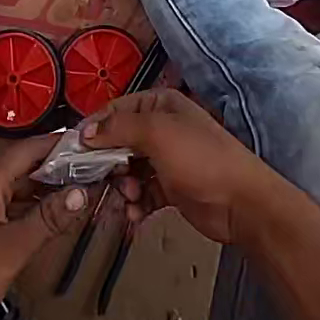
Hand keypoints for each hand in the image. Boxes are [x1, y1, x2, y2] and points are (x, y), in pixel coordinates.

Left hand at [0, 132, 95, 319]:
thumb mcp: (12, 248)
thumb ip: (47, 219)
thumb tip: (82, 191)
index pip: (29, 149)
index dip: (59, 143)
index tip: (90, 142)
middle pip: (27, 165)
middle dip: (60, 165)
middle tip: (97, 166)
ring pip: (21, 185)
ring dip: (50, 186)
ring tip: (86, 186)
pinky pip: (14, 203)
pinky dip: (36, 204)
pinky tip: (58, 212)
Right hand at [79, 88, 280, 245]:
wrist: (245, 206)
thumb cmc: (201, 159)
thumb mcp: (156, 133)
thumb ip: (116, 128)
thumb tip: (84, 132)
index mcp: (160, 105)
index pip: (114, 111)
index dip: (94, 128)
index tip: (74, 149)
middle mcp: (161, 128)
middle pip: (117, 142)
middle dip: (107, 163)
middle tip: (98, 179)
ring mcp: (166, 160)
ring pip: (126, 169)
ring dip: (121, 185)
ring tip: (129, 197)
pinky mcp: (171, 189)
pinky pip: (141, 192)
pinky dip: (135, 203)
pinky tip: (135, 213)